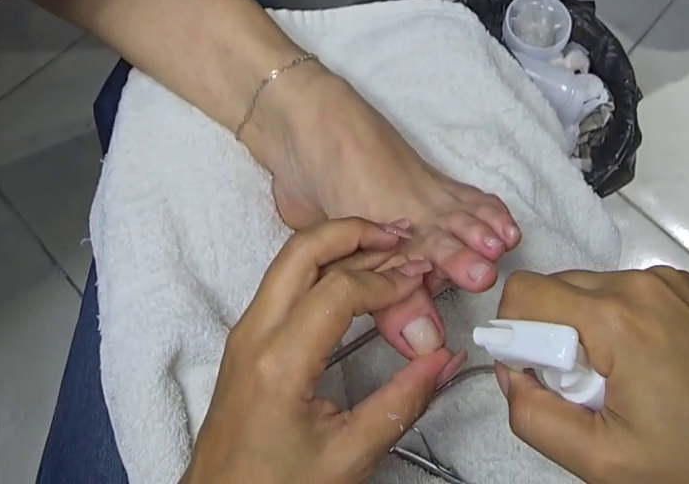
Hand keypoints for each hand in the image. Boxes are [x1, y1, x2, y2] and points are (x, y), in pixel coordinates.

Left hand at [184, 219, 468, 483]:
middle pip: (302, 251)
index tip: (418, 281)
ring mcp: (245, 330)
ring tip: (381, 244)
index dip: (385, 279)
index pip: (338, 290)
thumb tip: (444, 360)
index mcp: (279, 361)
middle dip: (353, 231)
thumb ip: (402, 403)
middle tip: (398, 234)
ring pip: (289, 259)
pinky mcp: (246, 336)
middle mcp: (254, 332)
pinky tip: (351, 272)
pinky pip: (282, 280)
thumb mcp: (348, 456)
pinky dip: (320, 264)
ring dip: (335, 242)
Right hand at [495, 268, 688, 483]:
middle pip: (553, 288)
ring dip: (582, 328)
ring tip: (620, 382)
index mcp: (614, 319)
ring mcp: (663, 278)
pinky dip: (615, 320)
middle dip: (550, 336)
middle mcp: (636, 282)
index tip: (539, 379)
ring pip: (586, 288)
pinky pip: (622, 290)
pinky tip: (647, 365)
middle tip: (583, 390)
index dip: (514, 336)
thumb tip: (510, 373)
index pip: (524, 294)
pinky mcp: (683, 284)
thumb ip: (535, 417)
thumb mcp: (605, 463)